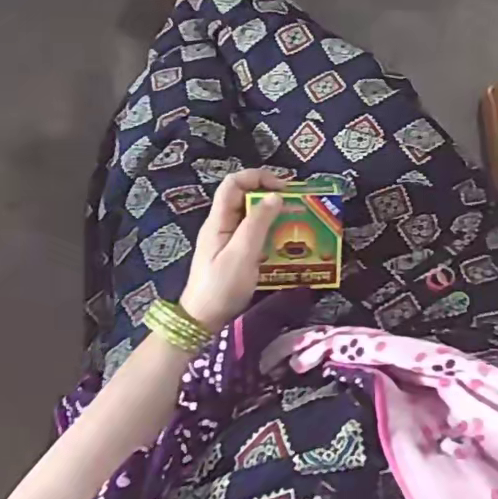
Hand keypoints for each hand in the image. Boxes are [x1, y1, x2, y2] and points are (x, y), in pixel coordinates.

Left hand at [178, 169, 290, 330]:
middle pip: (243, 197)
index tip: (283, 187)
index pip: (234, 183)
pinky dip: (269, 233)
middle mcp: (221, 225)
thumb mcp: (242, 254)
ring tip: (295, 222)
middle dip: (269, 195)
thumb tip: (275, 196)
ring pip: (250, 216)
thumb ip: (258, 223)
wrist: (202, 320)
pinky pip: (252, 234)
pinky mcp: (233, 254)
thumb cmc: (221, 287)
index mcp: (219, 220)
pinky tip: (284, 243)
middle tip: (295, 204)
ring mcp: (226, 240)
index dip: (258, 177)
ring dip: (272, 215)